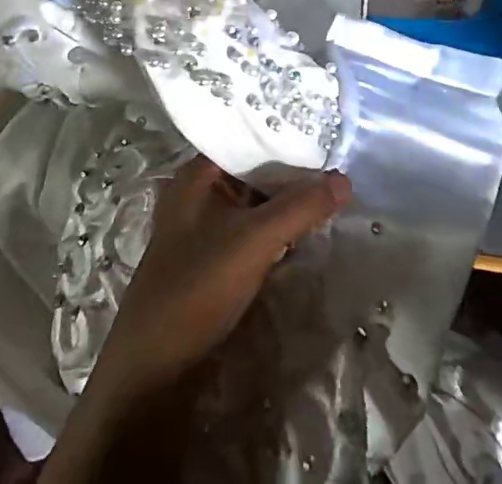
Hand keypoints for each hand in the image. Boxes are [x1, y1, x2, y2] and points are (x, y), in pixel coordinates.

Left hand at [82, 156, 351, 409]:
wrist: (155, 371)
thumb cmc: (196, 290)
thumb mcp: (253, 241)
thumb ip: (300, 207)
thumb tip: (346, 179)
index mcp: (196, 177)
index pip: (246, 138)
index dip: (284, 132)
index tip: (326, 129)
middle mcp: (200, 194)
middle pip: (255, 169)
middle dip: (294, 168)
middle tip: (339, 158)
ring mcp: (207, 227)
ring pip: (258, 200)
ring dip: (289, 199)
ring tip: (333, 187)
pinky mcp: (217, 256)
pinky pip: (256, 227)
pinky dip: (280, 224)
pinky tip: (308, 224)